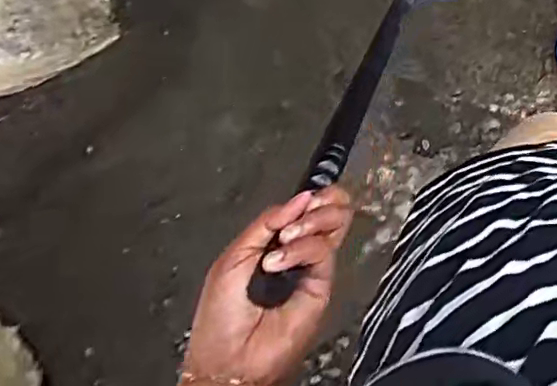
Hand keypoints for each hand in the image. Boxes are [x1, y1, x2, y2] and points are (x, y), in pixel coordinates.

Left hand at [180, 186, 353, 385]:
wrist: (224, 362)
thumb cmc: (220, 320)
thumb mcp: (233, 257)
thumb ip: (266, 222)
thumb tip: (302, 197)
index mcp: (279, 240)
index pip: (311, 205)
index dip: (313, 194)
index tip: (305, 196)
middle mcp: (301, 250)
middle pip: (334, 208)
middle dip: (323, 200)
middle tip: (304, 211)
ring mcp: (313, 266)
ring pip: (337, 222)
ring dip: (313, 220)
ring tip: (287, 235)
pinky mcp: (321, 284)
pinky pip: (323, 250)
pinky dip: (301, 247)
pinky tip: (278, 260)